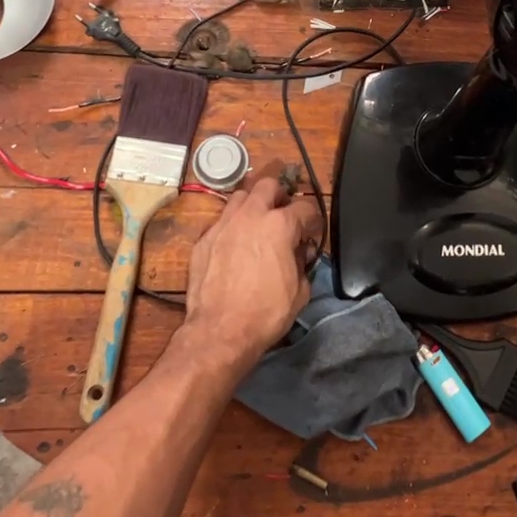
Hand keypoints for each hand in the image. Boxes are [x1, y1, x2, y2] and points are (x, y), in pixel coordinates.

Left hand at [180, 166, 321, 362]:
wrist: (220, 331)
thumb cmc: (266, 312)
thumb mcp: (300, 291)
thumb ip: (302, 263)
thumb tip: (299, 252)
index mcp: (280, 225)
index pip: (305, 207)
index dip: (313, 219)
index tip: (312, 231)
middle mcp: (251, 216)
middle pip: (268, 185)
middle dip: (280, 195)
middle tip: (283, 214)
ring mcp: (223, 225)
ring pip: (240, 197)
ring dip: (253, 205)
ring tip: (257, 224)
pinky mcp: (203, 239)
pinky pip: (221, 221)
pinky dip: (232, 227)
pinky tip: (235, 246)